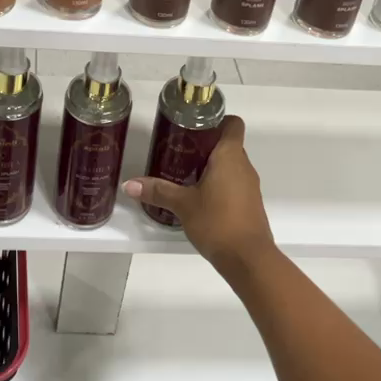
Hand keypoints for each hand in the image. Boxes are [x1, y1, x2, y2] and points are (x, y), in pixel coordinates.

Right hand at [124, 115, 276, 277]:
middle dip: (206, 146)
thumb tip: (130, 184)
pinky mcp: (251, 205)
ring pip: (232, 166)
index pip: (233, 124)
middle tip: (181, 151)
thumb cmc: (217, 221)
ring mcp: (250, 187)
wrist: (249, 259)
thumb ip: (158, 191)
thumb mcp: (183, 205)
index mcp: (230, 156)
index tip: (196, 127)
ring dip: (212, 167)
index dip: (217, 121)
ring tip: (186, 174)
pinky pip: (235, 184)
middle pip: (229, 144)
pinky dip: (220, 185)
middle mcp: (244, 166)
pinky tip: (199, 198)